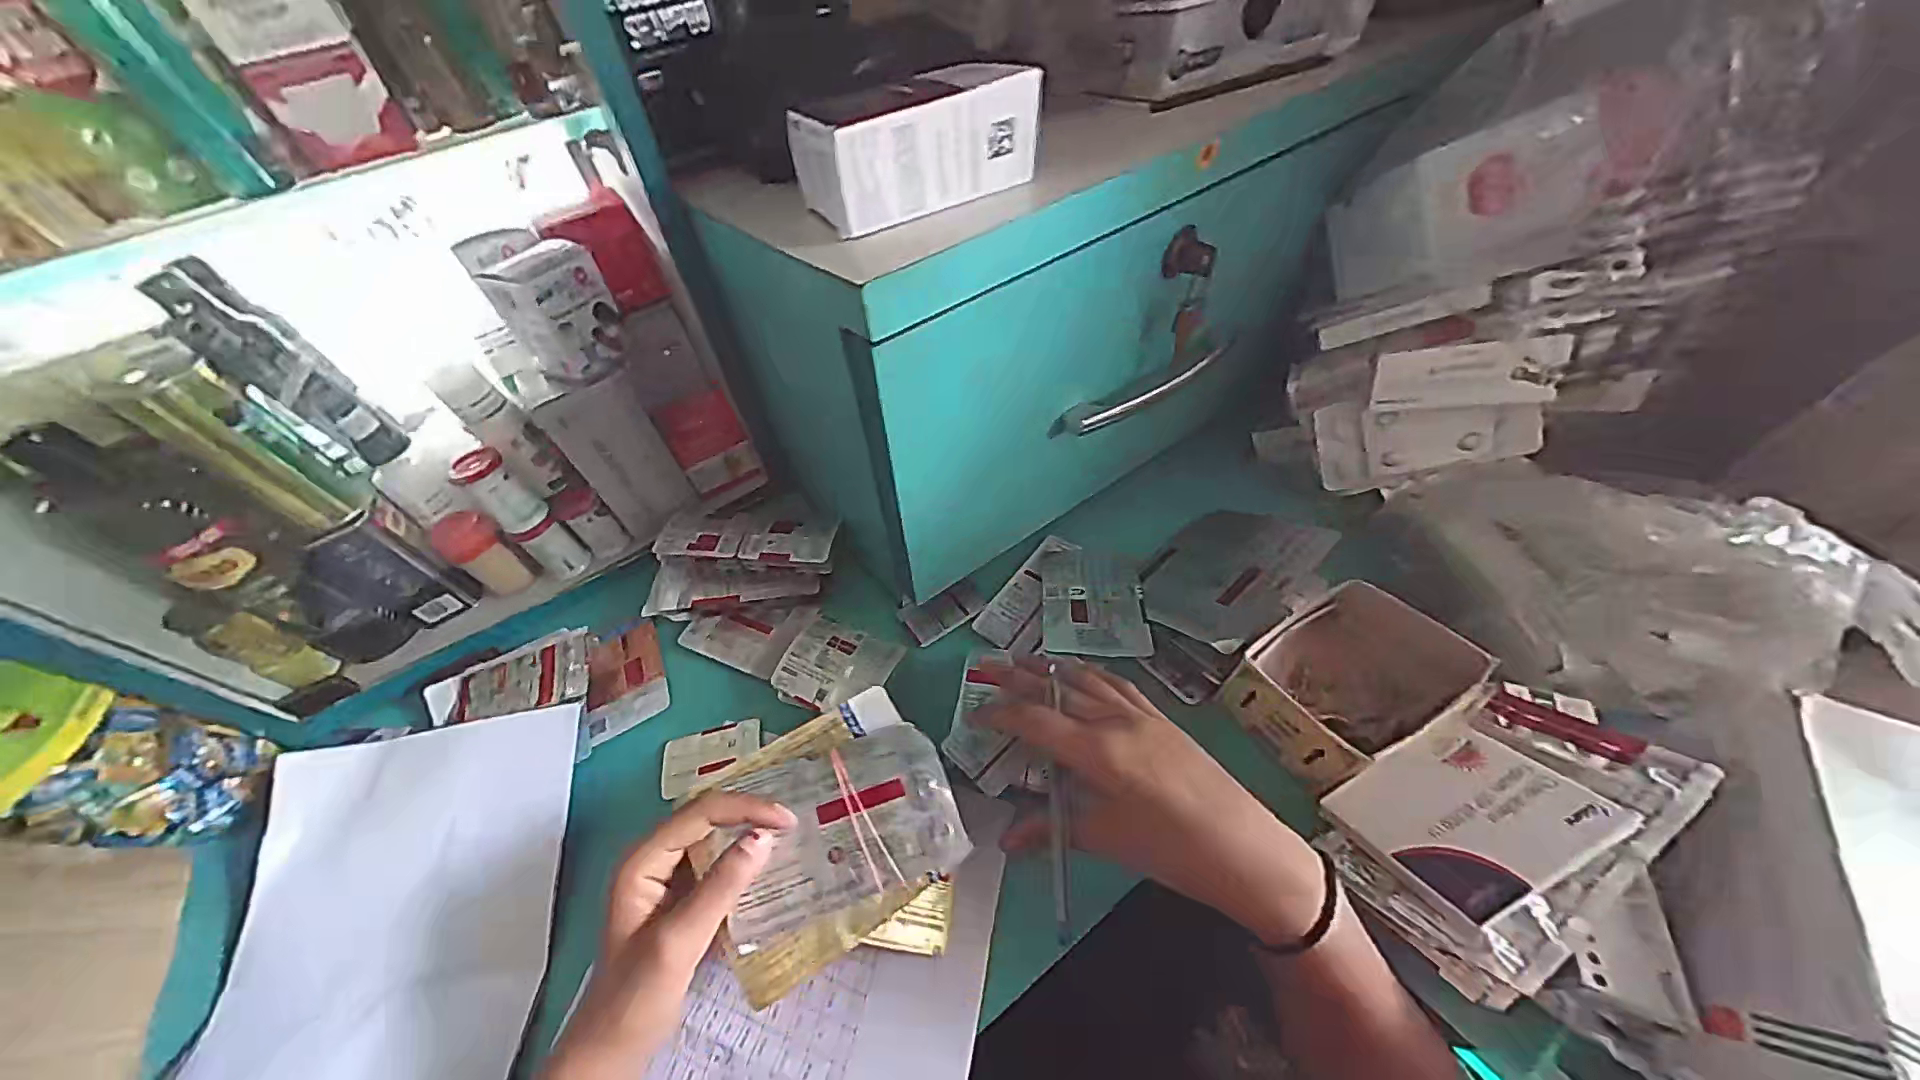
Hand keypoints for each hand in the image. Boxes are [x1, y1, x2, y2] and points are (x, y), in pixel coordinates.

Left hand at [541, 792, 796, 1079]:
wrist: (612, 1051)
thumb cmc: (636, 999)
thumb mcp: (680, 941)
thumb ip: (720, 887)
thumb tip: (763, 836)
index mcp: (643, 859)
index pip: (702, 813)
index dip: (746, 808)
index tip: (787, 820)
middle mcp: (653, 858)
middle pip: (707, 815)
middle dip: (749, 811)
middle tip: (791, 822)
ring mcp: (666, 876)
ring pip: (713, 834)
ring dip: (747, 829)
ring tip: (786, 834)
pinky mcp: (681, 895)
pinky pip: (716, 860)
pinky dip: (742, 856)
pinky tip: (765, 864)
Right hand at [975, 656, 1326, 946]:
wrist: (1246, 849)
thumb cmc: (1172, 849)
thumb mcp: (1106, 839)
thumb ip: (1050, 831)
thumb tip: (1007, 839)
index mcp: (1098, 750)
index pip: (1036, 721)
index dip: (1000, 715)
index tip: (975, 714)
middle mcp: (1116, 721)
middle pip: (1057, 689)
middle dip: (1018, 677)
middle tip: (987, 667)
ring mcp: (1142, 715)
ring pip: (1088, 679)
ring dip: (1053, 668)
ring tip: (1026, 659)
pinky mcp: (1162, 718)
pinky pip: (1118, 684)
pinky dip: (1092, 674)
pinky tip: (1084, 674)